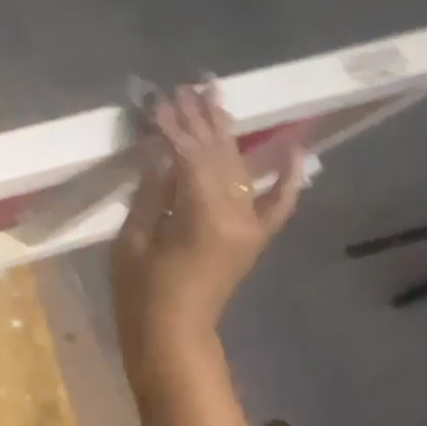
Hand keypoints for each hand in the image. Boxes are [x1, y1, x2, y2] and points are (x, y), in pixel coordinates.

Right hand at [110, 84, 304, 379]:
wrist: (172, 337)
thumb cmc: (140, 295)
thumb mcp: (133, 241)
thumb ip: (151, 191)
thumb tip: (157, 147)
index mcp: (202, 215)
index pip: (189, 156)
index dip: (172, 127)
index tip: (157, 100)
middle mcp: (237, 213)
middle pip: (218, 155)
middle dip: (199, 120)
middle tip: (184, 88)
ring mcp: (251, 225)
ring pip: (241, 168)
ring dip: (227, 134)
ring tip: (213, 99)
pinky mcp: (255, 238)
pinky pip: (279, 203)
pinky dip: (287, 176)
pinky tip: (292, 146)